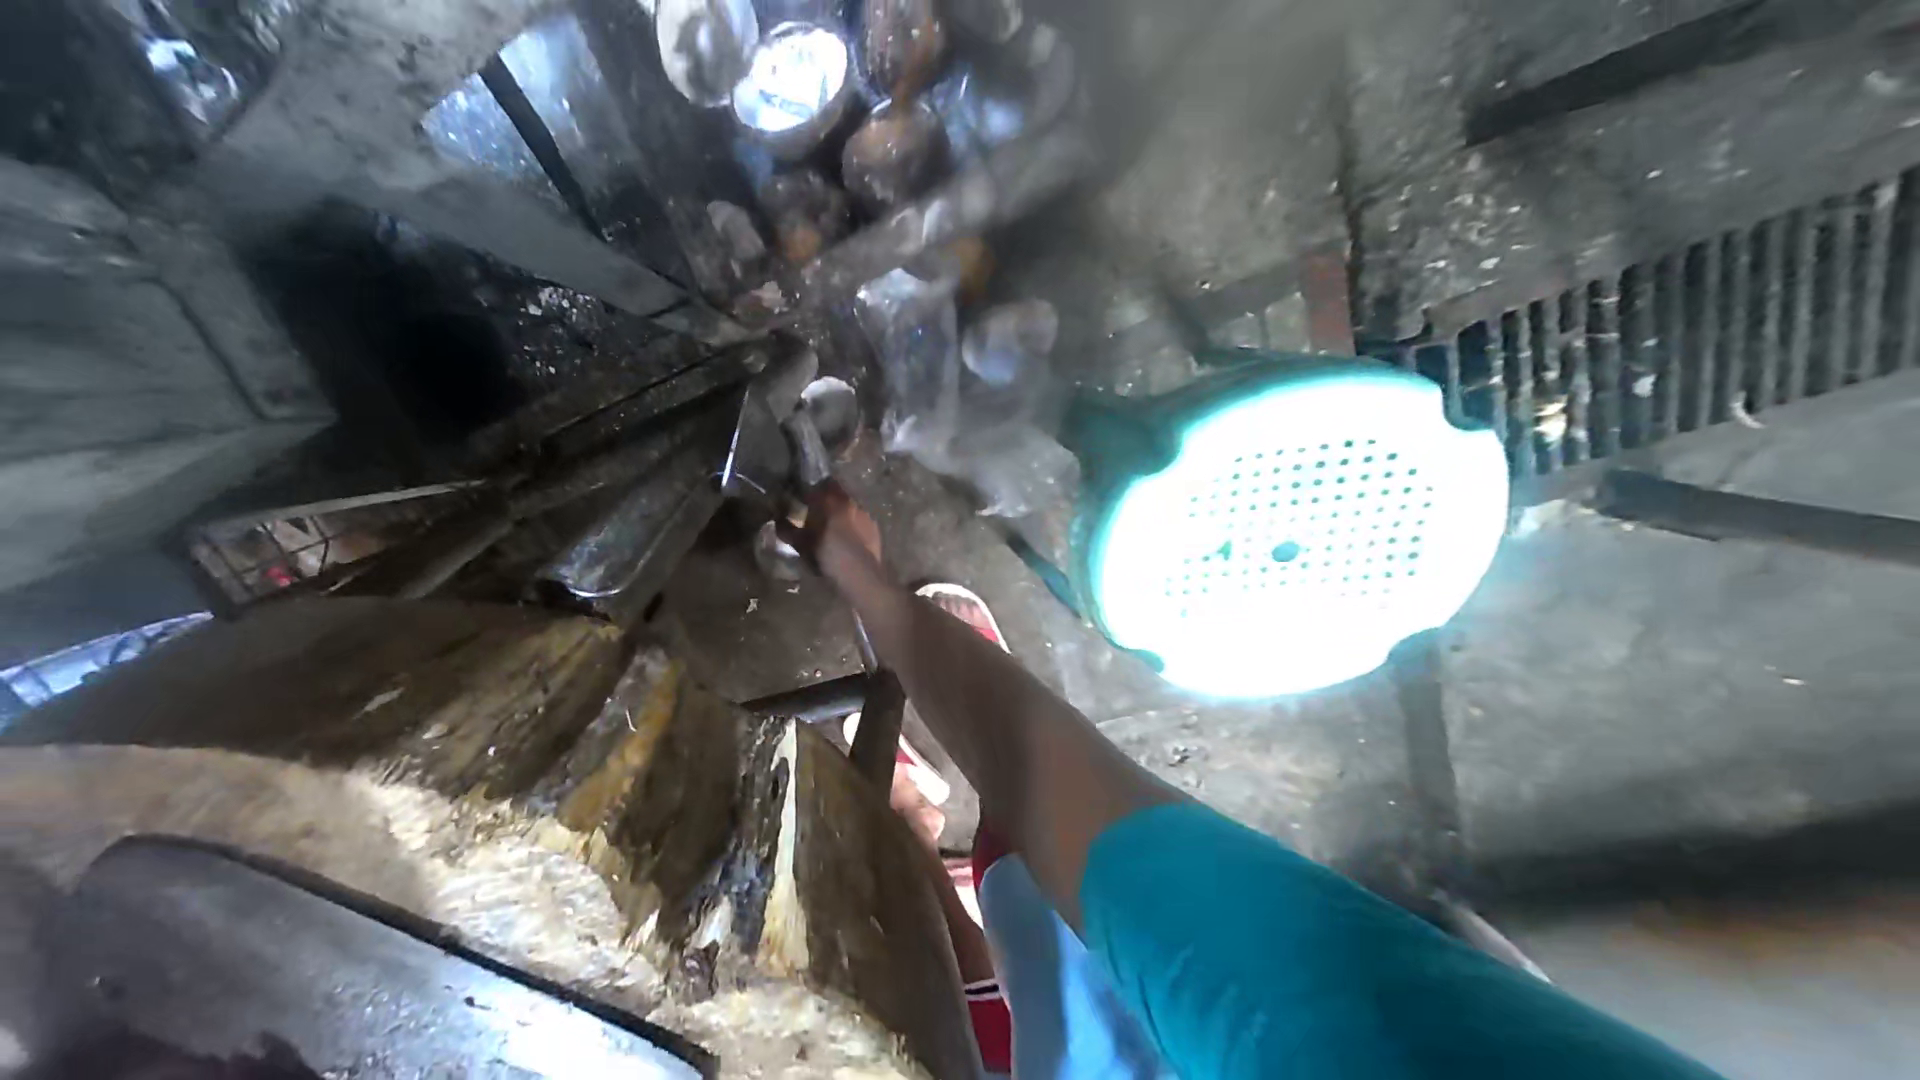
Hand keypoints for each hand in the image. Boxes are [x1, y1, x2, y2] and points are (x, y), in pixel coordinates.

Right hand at [783, 482, 884, 589]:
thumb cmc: (826, 556)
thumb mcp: (801, 544)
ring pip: (850, 505)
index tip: (804, 497)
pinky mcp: (875, 527)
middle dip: (827, 498)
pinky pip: (861, 519)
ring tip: (834, 526)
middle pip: (836, 492)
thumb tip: (777, 521)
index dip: (811, 489)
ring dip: (842, 511)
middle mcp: (849, 501)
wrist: (859, 574)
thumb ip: (788, 529)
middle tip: (818, 511)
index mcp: (829, 500)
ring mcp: (864, 513)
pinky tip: (850, 537)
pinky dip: (854, 524)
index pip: (819, 484)